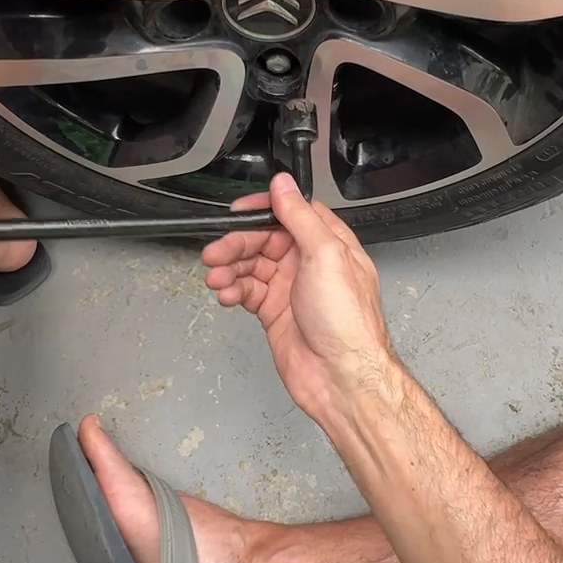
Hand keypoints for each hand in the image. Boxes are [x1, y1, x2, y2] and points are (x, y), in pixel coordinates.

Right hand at [202, 174, 397, 425]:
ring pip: (251, 266)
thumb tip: (284, 184)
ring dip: (229, 268)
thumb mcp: (326, 256)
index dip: (263, 209)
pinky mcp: (275, 312)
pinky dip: (232, 291)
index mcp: (328, 243)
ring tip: (215, 277)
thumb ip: (301, 217)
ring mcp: (291, 288)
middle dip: (237, 244)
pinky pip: (246, 292)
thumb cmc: (347, 321)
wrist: (341, 378)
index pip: (291, 213)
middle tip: (215, 252)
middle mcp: (309, 263)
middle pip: (264, 240)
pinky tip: (225, 295)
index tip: (238, 211)